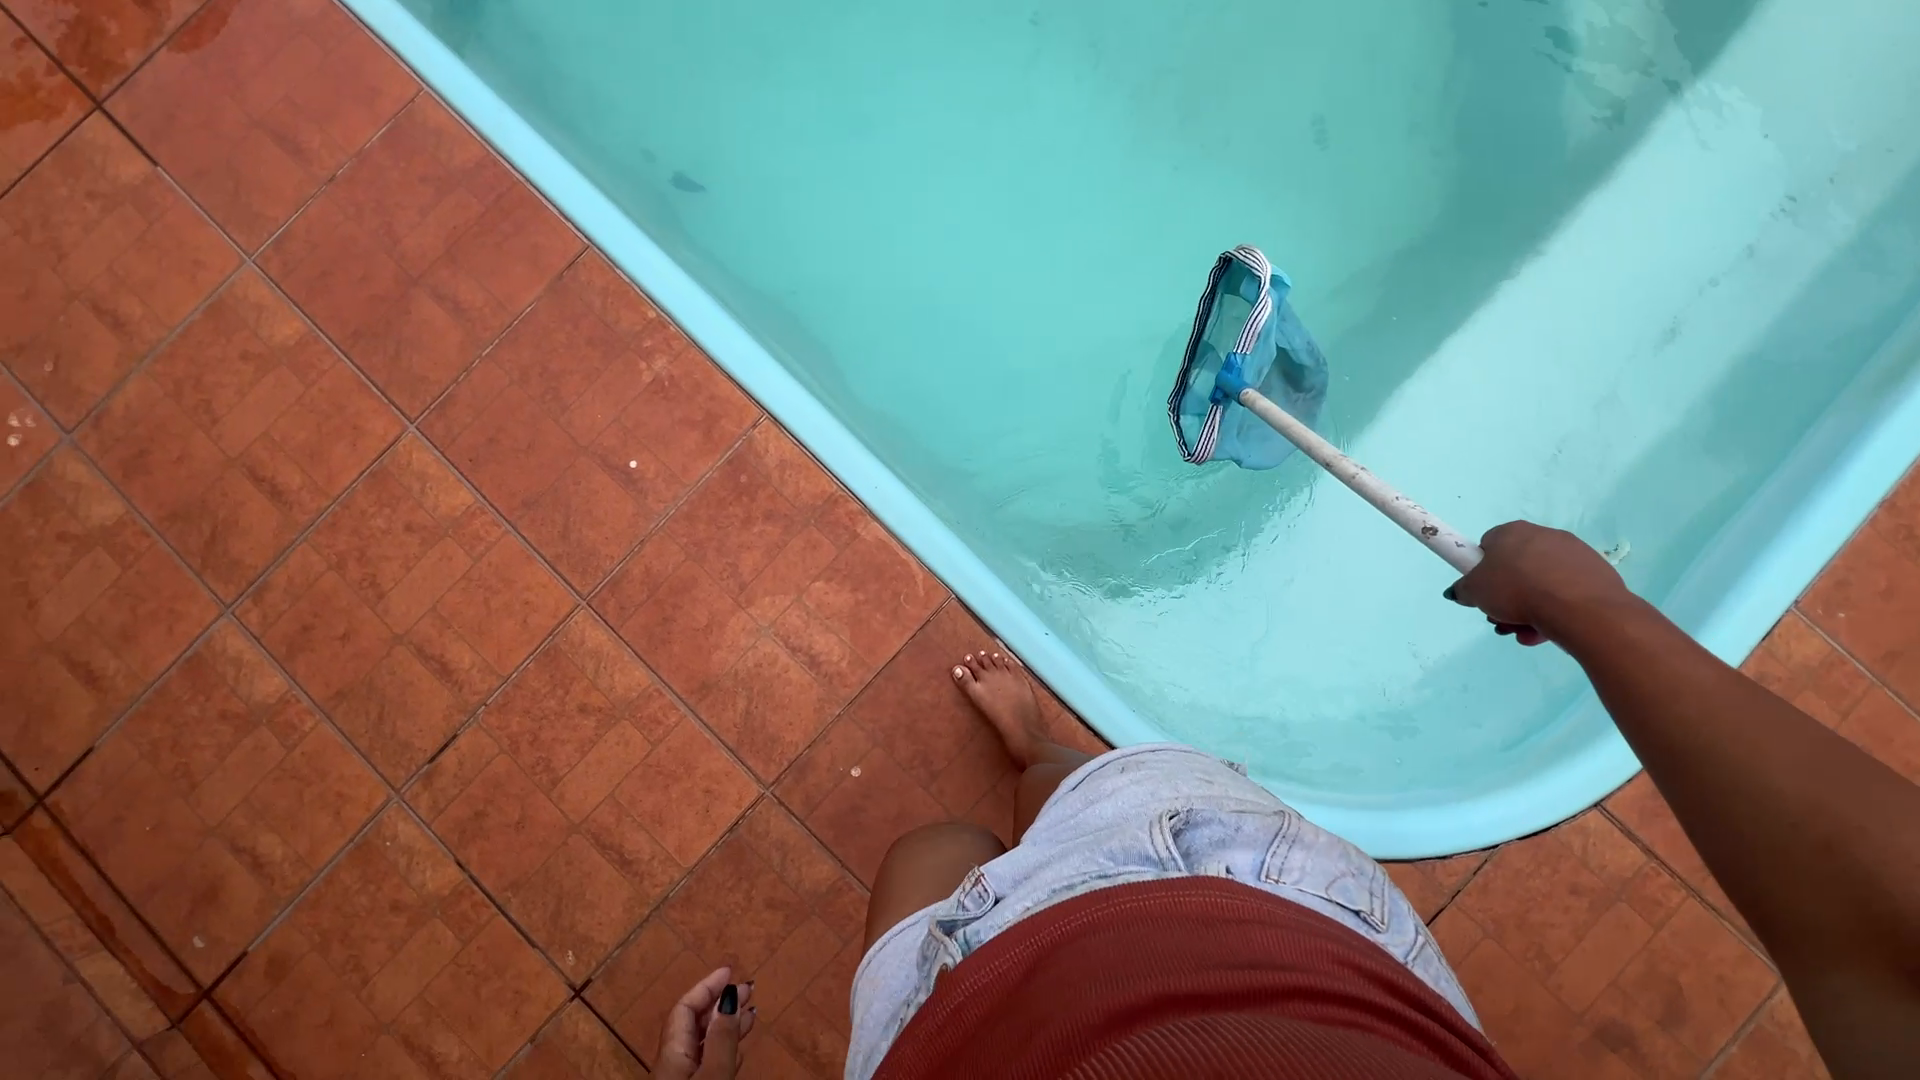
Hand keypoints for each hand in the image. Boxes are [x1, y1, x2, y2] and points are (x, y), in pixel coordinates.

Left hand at [653, 967, 755, 1079]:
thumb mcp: (713, 1073)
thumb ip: (721, 1038)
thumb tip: (729, 996)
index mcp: (672, 1053)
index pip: (685, 1008)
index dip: (707, 986)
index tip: (731, 971)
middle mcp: (672, 1063)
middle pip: (694, 1023)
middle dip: (722, 1002)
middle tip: (748, 990)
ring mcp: (680, 1079)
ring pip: (704, 1044)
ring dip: (727, 1025)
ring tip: (750, 1014)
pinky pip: (707, 1063)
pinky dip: (724, 1049)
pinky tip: (738, 1050)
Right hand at [1445, 522, 1633, 646]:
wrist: (1581, 609)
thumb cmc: (1517, 591)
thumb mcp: (1473, 592)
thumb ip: (1462, 589)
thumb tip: (1461, 591)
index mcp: (1512, 531)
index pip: (1488, 545)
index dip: (1481, 569)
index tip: (1483, 590)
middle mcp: (1544, 535)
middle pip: (1516, 566)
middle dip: (1506, 593)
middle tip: (1501, 615)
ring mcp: (1575, 553)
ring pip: (1541, 582)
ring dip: (1529, 606)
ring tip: (1524, 630)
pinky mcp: (1598, 573)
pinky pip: (1566, 591)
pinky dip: (1555, 609)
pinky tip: (1548, 630)